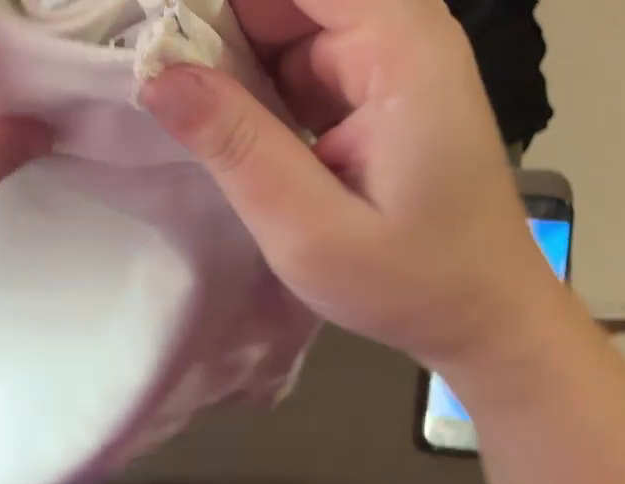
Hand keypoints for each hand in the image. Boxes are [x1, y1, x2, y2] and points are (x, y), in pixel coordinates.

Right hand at [139, 0, 569, 371]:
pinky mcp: (372, 97)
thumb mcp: (304, 226)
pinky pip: (299, 68)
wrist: (475, 312)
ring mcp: (387, 67)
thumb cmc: (403, 278)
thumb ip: (236, 146)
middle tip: (148, 69)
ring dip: (228, 57)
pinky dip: (251, 87)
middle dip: (218, 25)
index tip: (158, 31)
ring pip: (291, 29)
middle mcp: (400, 38)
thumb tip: (159, 78)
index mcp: (399, 50)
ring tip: (168, 95)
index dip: (225, 1)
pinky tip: (211, 118)